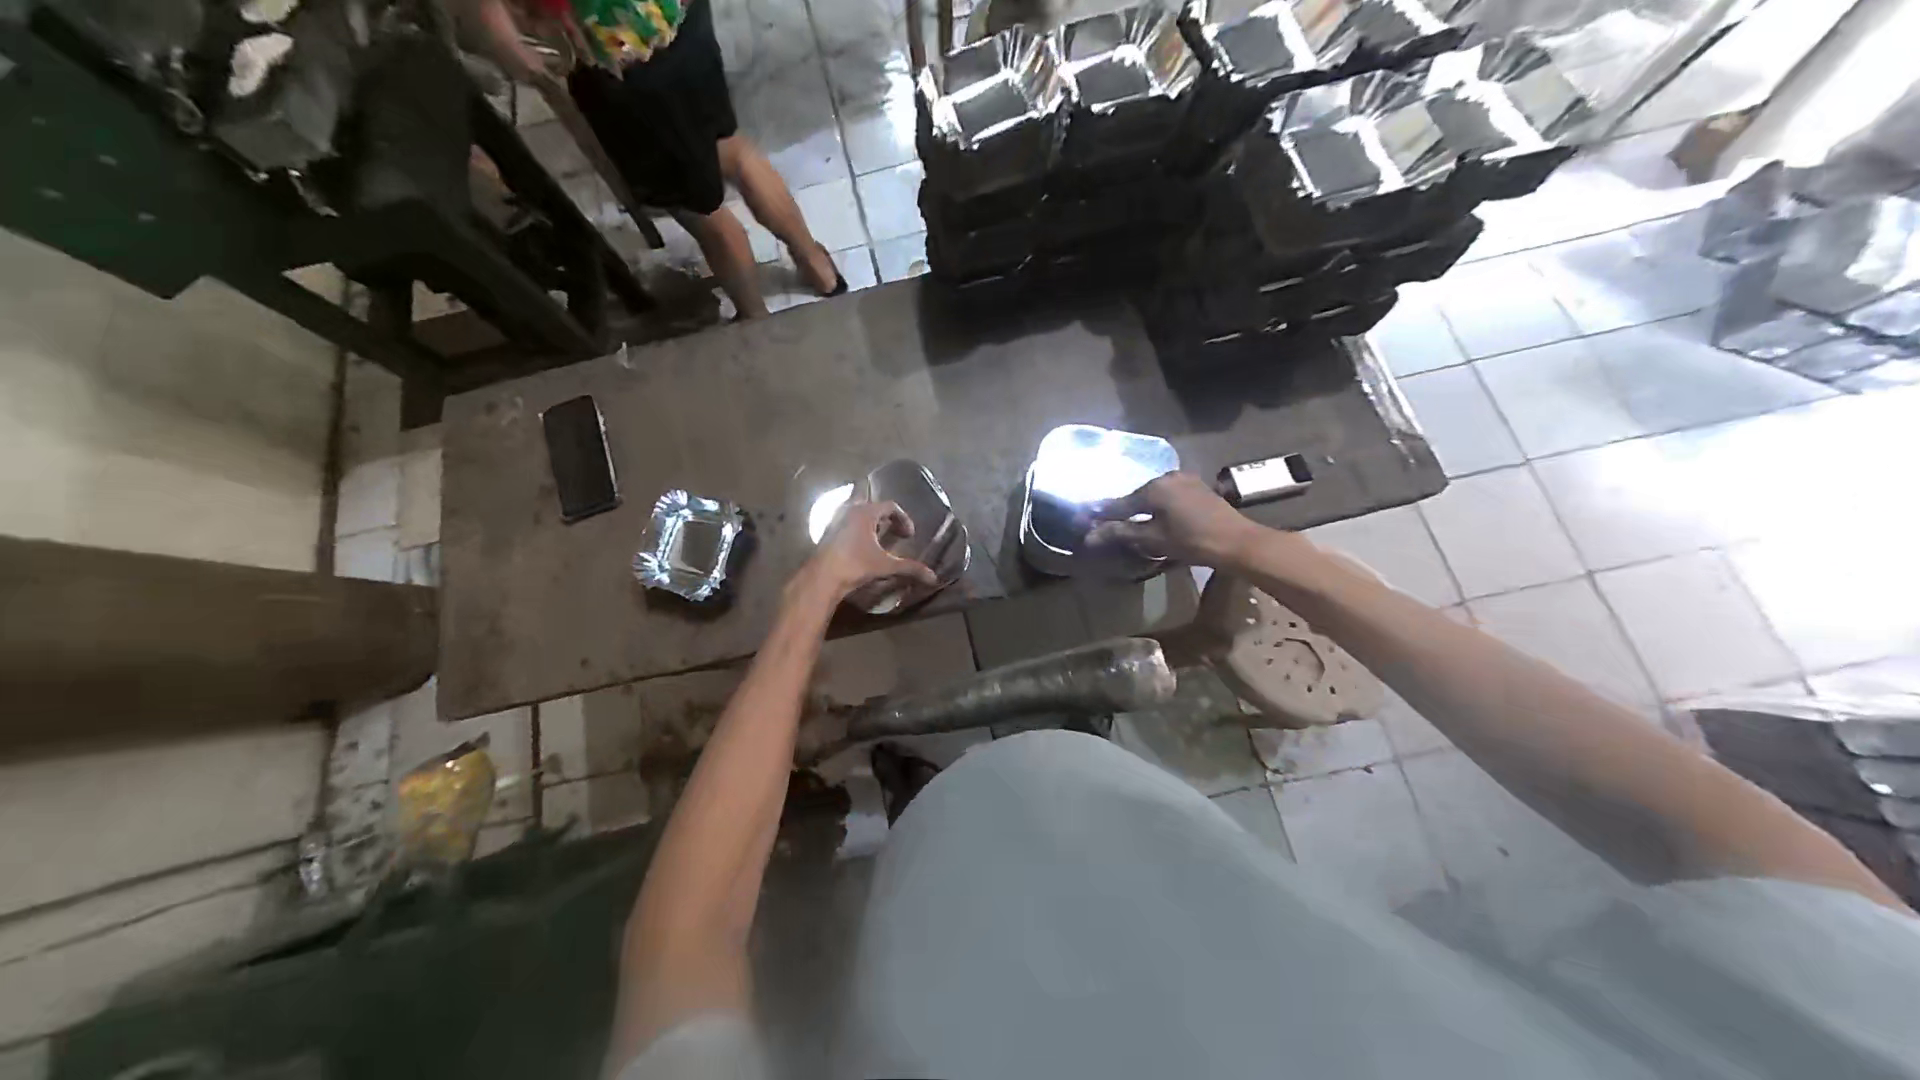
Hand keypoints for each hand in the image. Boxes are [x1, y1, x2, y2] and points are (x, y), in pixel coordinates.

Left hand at [797, 500, 939, 602]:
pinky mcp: (827, 532)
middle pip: (871, 503)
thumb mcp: (886, 566)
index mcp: (865, 512)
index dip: (903, 519)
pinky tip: (861, 545)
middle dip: (884, 515)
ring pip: (856, 511)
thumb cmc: (855, 565)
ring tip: (878, 537)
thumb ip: (910, 568)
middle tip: (894, 530)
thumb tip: (933, 577)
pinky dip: (858, 528)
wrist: (823, 577)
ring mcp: (836, 520)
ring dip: (870, 521)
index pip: (890, 506)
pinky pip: (847, 521)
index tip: (908, 535)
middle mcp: (849, 510)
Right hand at [1086, 472, 1265, 567]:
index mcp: (1153, 487)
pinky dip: (1161, 506)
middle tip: (1112, 526)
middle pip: (1138, 496)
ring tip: (1135, 524)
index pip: (1120, 503)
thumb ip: (1121, 533)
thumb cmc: (1192, 541)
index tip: (1087, 523)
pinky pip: (1170, 495)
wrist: (1237, 542)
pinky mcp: (1198, 487)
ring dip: (1144, 508)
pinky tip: (1159, 518)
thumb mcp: (1153, 539)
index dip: (1103, 515)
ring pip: (1155, 495)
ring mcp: (1185, 480)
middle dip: (1124, 511)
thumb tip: (1090, 536)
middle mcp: (1167, 476)